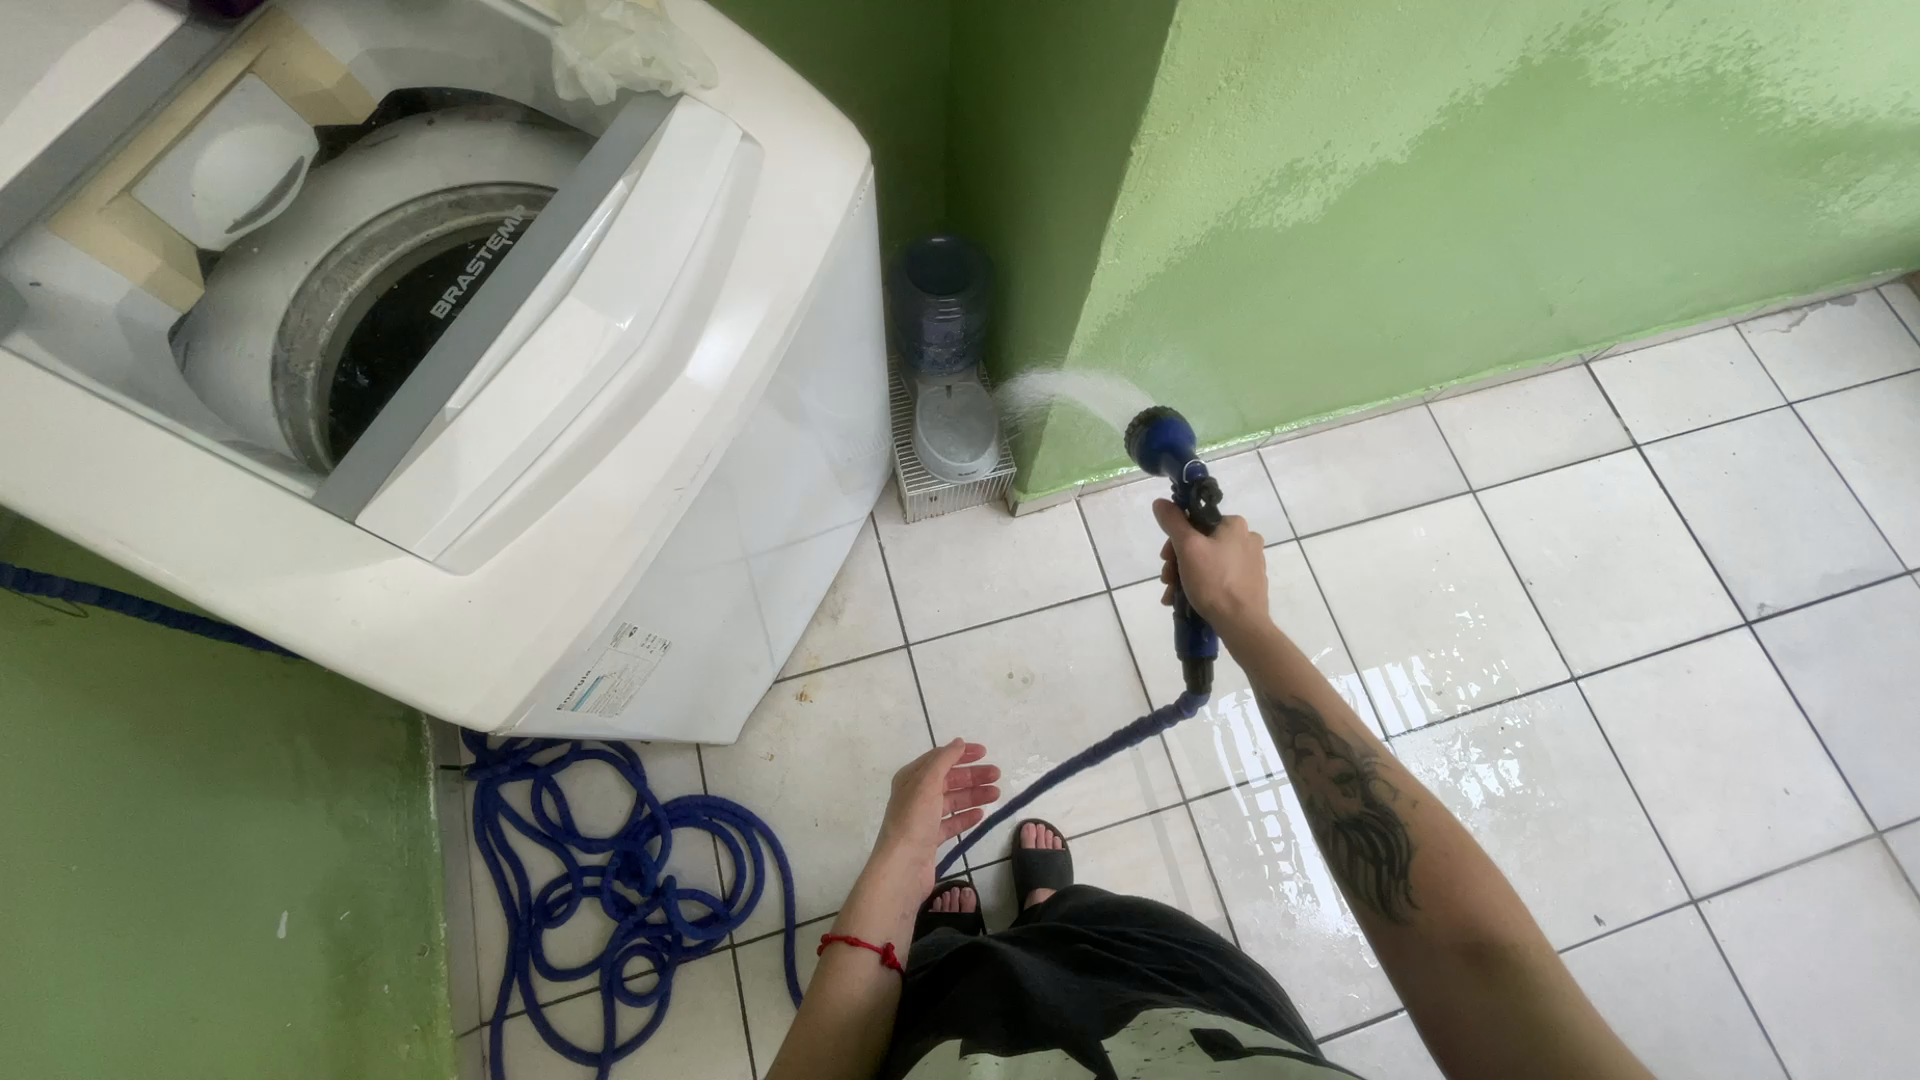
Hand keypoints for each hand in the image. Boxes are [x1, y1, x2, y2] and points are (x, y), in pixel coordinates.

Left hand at [873, 739, 999, 870]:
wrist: (902, 867)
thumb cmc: (914, 820)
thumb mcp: (927, 782)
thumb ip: (944, 759)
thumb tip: (958, 742)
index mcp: (912, 778)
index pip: (939, 758)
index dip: (961, 754)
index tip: (984, 753)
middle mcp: (916, 795)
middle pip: (949, 779)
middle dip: (972, 776)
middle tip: (997, 775)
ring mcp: (923, 818)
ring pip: (953, 801)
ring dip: (974, 795)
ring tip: (996, 794)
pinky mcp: (931, 839)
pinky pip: (952, 822)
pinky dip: (966, 817)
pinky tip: (981, 814)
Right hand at [1152, 500, 1272, 641]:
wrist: (1241, 623)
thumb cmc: (1214, 581)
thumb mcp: (1187, 548)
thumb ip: (1173, 522)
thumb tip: (1160, 502)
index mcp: (1235, 525)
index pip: (1196, 522)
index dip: (1175, 539)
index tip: (1165, 559)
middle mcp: (1247, 539)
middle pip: (1200, 544)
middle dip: (1178, 562)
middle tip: (1167, 580)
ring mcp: (1250, 563)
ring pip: (1207, 563)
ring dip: (1185, 576)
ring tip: (1173, 595)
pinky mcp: (1250, 584)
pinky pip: (1218, 578)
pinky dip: (1201, 586)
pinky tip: (1186, 601)